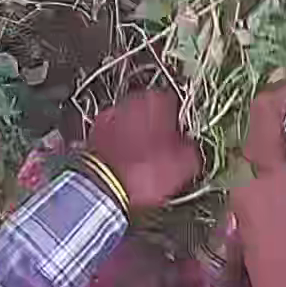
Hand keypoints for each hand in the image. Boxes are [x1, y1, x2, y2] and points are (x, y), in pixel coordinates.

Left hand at [86, 88, 199, 208]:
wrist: (104, 186)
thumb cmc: (145, 171)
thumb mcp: (185, 164)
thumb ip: (192, 147)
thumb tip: (191, 149)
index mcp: (157, 100)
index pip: (176, 103)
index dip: (180, 124)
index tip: (182, 139)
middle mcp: (132, 100)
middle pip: (151, 111)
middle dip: (157, 127)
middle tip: (164, 150)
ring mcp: (110, 114)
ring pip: (131, 121)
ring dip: (136, 134)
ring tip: (143, 160)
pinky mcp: (93, 131)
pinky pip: (114, 135)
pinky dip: (119, 144)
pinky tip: (125, 163)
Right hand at [230, 83, 285, 286]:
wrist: (276, 260)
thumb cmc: (268, 207)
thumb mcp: (259, 153)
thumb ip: (267, 110)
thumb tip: (277, 71)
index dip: (273, 97)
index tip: (250, 105)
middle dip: (269, 119)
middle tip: (245, 134)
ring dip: (267, 136)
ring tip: (247, 149)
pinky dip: (271, 151)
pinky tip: (254, 162)